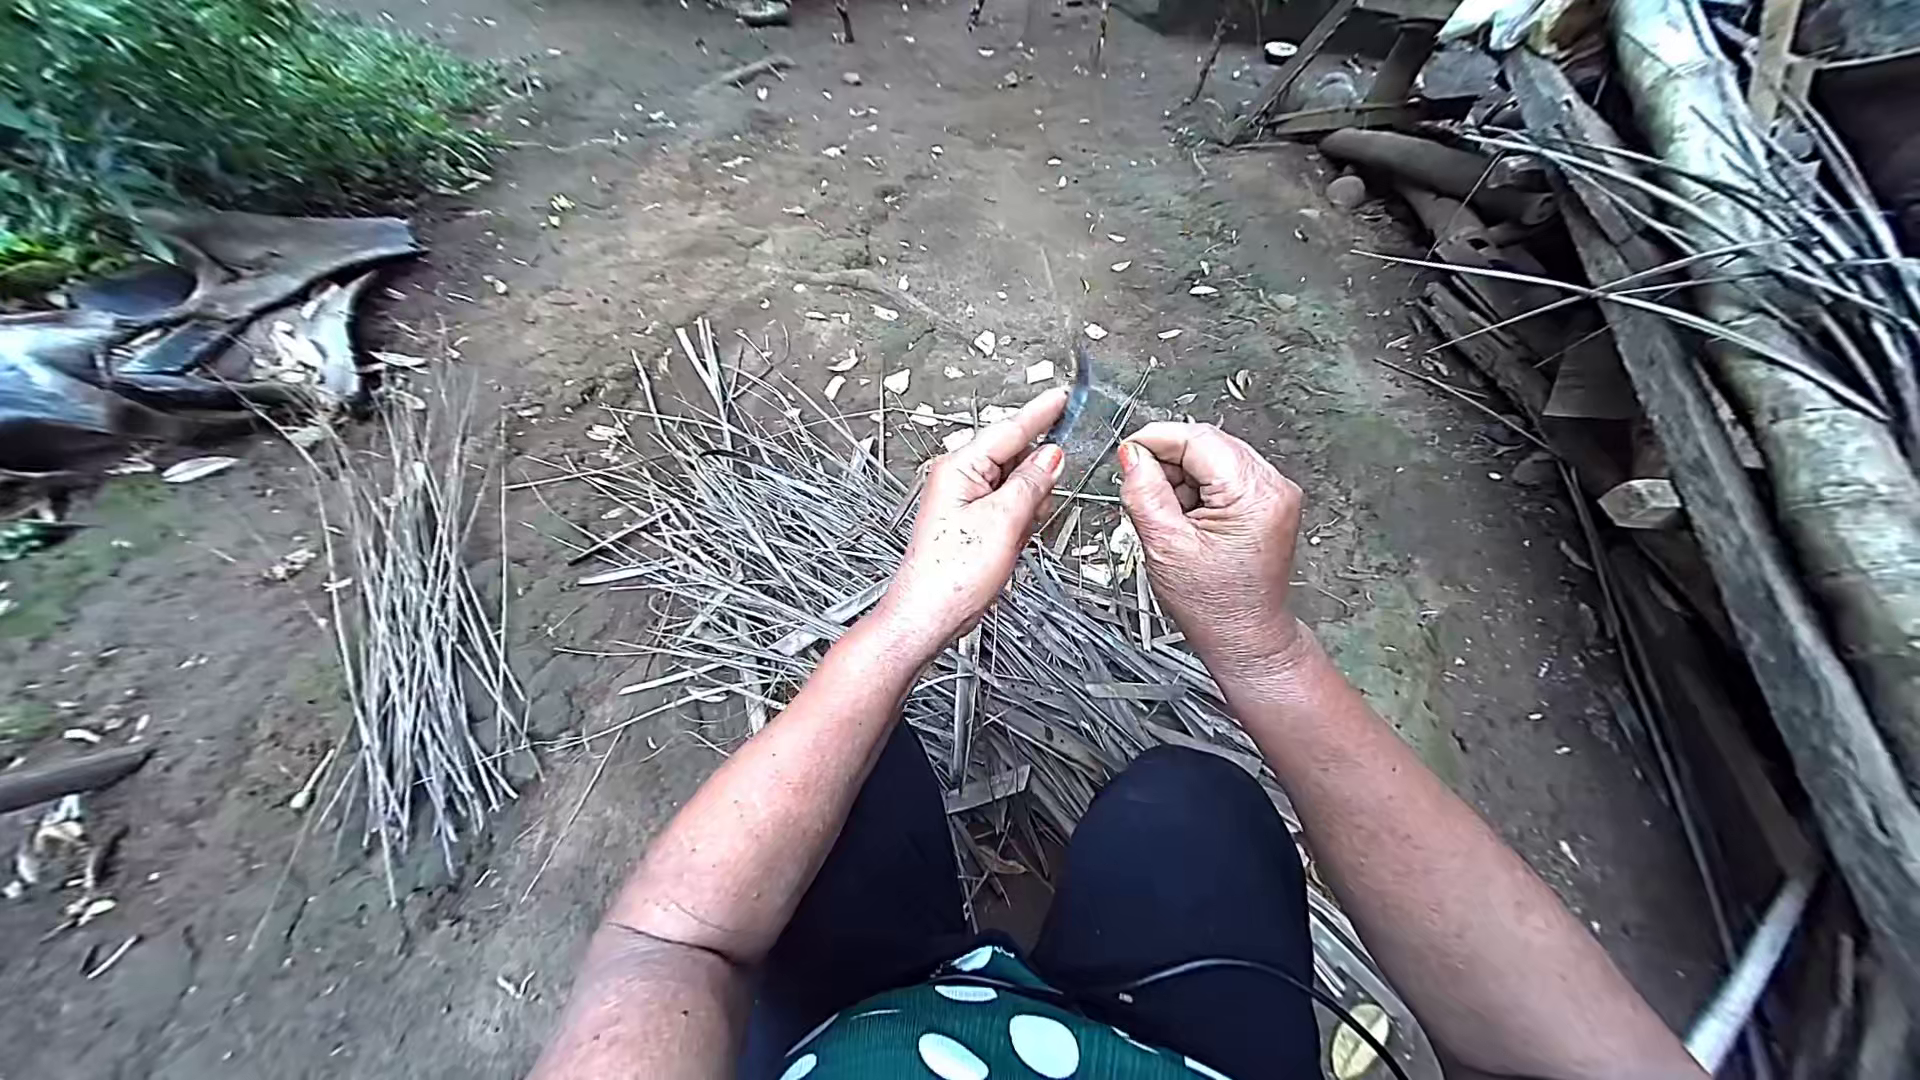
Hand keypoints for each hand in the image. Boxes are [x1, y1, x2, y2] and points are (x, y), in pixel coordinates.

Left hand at [876, 389, 1068, 655]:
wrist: (930, 615)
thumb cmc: (949, 575)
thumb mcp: (1002, 521)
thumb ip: (1031, 483)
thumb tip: (1052, 456)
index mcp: (959, 469)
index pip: (1009, 430)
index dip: (1041, 414)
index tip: (1062, 397)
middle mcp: (959, 480)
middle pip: (1013, 455)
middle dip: (1038, 464)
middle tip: (1059, 464)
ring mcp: (965, 503)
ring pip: (1014, 482)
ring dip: (1031, 494)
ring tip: (1033, 514)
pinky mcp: (972, 524)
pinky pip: (1008, 506)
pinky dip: (1023, 513)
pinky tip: (1024, 528)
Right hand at [1118, 422, 1308, 679]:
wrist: (1243, 636)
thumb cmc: (1213, 605)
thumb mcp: (1164, 545)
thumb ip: (1144, 492)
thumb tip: (1131, 455)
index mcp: (1253, 494)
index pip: (1197, 439)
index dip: (1155, 440)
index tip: (1127, 453)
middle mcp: (1272, 486)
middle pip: (1207, 443)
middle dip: (1167, 459)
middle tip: (1141, 486)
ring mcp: (1273, 492)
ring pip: (1212, 456)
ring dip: (1180, 475)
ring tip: (1169, 514)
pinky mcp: (1265, 501)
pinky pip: (1222, 474)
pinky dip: (1195, 487)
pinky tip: (1185, 516)